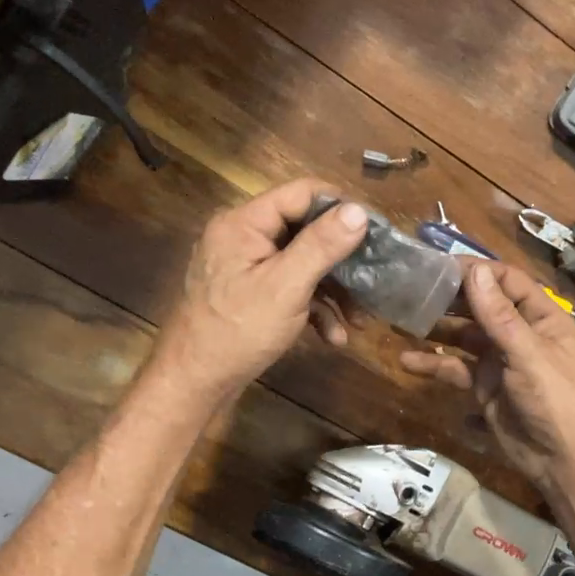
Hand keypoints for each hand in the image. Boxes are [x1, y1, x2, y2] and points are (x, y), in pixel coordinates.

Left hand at [152, 179, 367, 398]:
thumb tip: (360, 210)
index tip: (377, 231)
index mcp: (244, 223)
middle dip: (343, 261)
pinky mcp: (252, 293)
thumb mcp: (287, 286)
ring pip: (304, 264)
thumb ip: (322, 245)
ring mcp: (247, 266)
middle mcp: (243, 237)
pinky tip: (333, 336)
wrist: (197, 381)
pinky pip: (292, 288)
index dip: (341, 207)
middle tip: (373, 281)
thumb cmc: (239, 330)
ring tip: (359, 321)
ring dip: (335, 292)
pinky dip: (315, 309)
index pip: (301, 193)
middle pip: (306, 231)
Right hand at [400, 262, 574, 491]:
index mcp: (545, 319)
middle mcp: (522, 335)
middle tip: (412, 287)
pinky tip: (406, 360)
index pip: (509, 282)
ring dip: (438, 328)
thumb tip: (474, 271)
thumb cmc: (557, 401)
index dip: (478, 272)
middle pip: (484, 306)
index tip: (439, 264)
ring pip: (466, 336)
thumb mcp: (529, 355)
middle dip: (451, 298)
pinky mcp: (487, 388)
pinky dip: (435, 365)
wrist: (564, 462)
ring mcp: (503, 361)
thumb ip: (499, 316)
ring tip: (402, 317)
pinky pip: (458, 369)